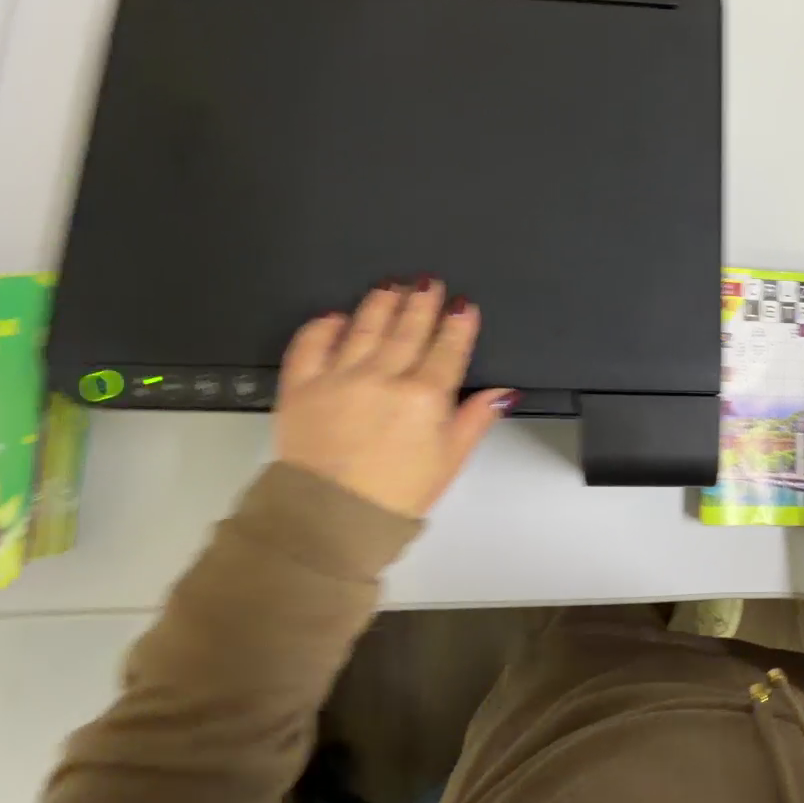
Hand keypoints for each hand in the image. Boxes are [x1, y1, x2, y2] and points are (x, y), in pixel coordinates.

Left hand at [275, 279, 516, 518]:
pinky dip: (323, 326)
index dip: (459, 323)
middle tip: (428, 282)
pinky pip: (310, 344)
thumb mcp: (449, 460)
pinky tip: (336, 316)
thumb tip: (502, 392)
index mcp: (424, 396)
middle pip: (408, 328)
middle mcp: (383, 378)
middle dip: (422, 301)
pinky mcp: (301, 387)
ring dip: (382, 302)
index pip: (448, 347)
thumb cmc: (393, 496)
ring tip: (392, 285)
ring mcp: (339, 378)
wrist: (329, 520)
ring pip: (365, 326)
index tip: (463, 305)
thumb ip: (476, 418)